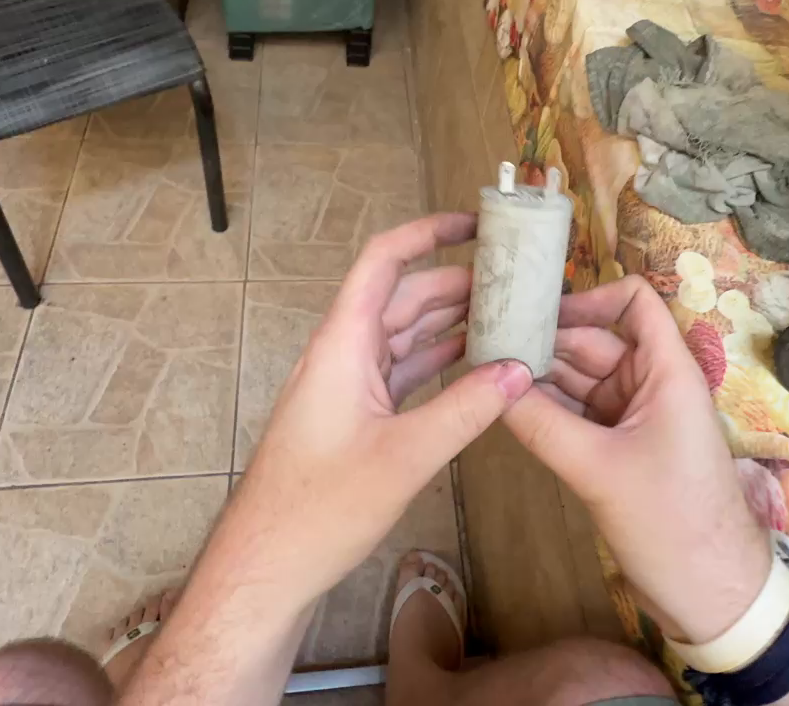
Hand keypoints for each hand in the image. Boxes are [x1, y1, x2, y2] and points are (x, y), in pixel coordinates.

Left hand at [202, 213, 534, 614]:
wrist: (267, 565)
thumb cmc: (321, 506)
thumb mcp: (404, 456)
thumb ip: (466, 410)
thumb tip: (521, 370)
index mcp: (344, 341)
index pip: (384, 260)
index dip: (427, 233)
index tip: (474, 223)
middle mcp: (345, 350)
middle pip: (404, 296)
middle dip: (458, 282)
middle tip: (515, 281)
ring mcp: (350, 381)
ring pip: (407, 334)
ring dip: (453, 323)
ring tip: (509, 315)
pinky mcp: (357, 411)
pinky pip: (404, 369)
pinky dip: (440, 361)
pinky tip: (477, 361)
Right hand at [502, 274, 770, 644]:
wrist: (713, 599)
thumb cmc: (670, 522)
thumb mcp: (599, 469)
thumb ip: (541, 423)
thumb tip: (489, 382)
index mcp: (665, 369)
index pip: (634, 301)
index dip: (589, 296)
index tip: (538, 312)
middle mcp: (649, 382)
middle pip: (593, 339)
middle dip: (545, 339)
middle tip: (484, 339)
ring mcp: (632, 414)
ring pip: (580, 376)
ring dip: (539, 373)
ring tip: (484, 366)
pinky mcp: (618, 444)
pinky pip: (577, 411)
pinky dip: (547, 406)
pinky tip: (506, 403)